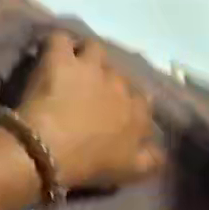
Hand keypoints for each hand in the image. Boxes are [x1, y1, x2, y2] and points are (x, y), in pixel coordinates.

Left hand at [18, 31, 163, 190]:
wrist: (51, 149)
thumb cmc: (89, 164)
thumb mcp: (131, 171)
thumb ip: (152, 159)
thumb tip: (160, 150)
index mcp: (138, 114)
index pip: (141, 100)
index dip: (127, 102)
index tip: (112, 110)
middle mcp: (119, 85)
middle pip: (117, 73)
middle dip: (105, 78)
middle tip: (88, 90)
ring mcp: (90, 67)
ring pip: (94, 48)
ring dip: (85, 54)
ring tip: (71, 65)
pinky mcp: (60, 58)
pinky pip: (60, 38)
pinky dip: (55, 43)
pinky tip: (48, 52)